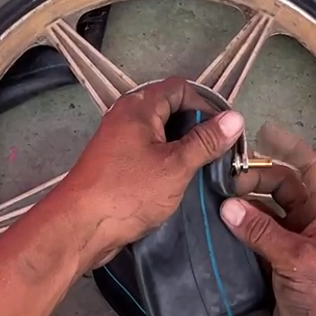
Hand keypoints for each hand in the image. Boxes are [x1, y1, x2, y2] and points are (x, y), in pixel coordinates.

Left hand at [40, 77, 243, 272]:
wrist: (79, 227)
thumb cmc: (127, 192)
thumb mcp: (176, 166)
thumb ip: (206, 141)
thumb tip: (235, 118)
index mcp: (139, 107)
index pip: (181, 88)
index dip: (206, 104)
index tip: (225, 130)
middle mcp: (127, 116)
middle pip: (170, 108)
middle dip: (197, 126)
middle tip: (219, 150)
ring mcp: (119, 140)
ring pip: (160, 133)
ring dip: (183, 146)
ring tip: (206, 167)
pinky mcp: (116, 163)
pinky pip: (149, 151)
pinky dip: (168, 159)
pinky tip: (182, 180)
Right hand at [219, 123, 315, 315]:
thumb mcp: (297, 260)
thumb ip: (262, 231)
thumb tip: (226, 205)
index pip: (311, 169)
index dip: (291, 148)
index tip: (263, 132)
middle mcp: (311, 225)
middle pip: (283, 189)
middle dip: (256, 181)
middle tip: (224, 183)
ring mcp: (294, 247)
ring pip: (267, 214)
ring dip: (245, 207)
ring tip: (214, 201)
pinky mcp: (277, 269)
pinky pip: (256, 240)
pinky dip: (240, 232)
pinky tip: (218, 228)